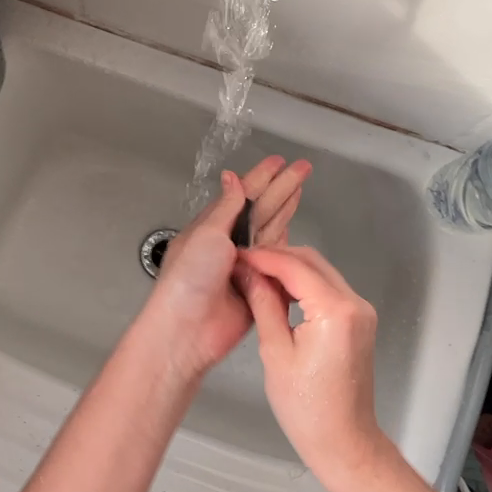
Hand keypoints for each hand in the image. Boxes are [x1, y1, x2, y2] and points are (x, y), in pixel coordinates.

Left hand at [136, 156, 310, 379]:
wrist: (188, 330)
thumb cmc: (190, 278)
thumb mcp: (206, 235)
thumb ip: (226, 208)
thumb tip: (232, 177)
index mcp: (211, 227)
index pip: (241, 194)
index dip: (261, 176)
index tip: (279, 161)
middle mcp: (228, 242)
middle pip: (261, 208)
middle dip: (281, 187)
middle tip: (304, 168)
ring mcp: (244, 264)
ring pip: (270, 229)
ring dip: (285, 208)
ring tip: (302, 187)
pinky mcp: (258, 285)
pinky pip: (275, 259)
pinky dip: (286, 240)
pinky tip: (295, 224)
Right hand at [239, 245, 388, 483]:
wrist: (343, 442)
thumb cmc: (306, 407)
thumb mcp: (275, 351)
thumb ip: (263, 303)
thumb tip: (246, 272)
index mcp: (336, 311)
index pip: (295, 267)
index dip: (263, 257)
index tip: (235, 256)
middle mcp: (355, 303)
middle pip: (312, 261)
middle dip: (276, 258)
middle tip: (243, 265)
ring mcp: (361, 311)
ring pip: (321, 272)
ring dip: (289, 269)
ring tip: (255, 278)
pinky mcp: (358, 321)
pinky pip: (328, 289)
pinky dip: (303, 284)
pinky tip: (278, 293)